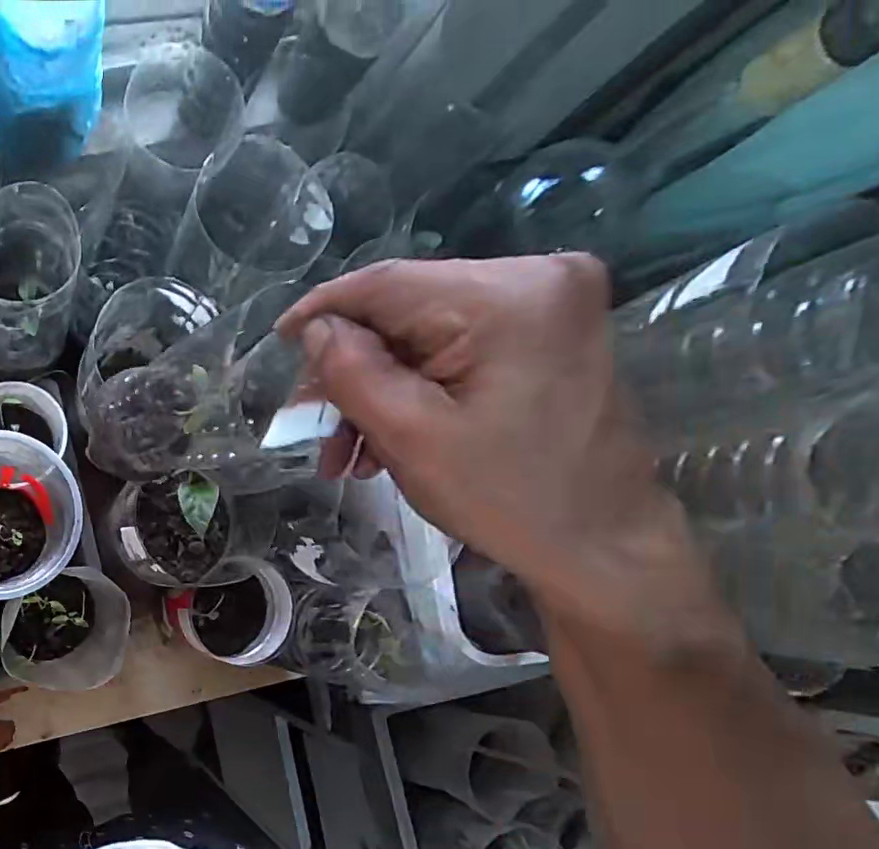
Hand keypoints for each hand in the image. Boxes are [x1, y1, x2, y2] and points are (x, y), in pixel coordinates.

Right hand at [277, 255, 687, 610]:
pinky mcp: (545, 331)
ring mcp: (547, 302)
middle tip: (309, 426)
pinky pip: (453, 348)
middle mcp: (536, 277)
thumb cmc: (506, 496)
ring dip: (375, 389)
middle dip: (349, 370)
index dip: (321, 310)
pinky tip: (385, 437)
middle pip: (402, 311)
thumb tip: (315, 329)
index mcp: (507, 296)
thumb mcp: (409, 436)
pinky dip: (413, 389)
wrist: (600, 541)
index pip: (385, 284)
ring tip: (346, 452)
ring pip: (421, 334)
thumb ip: (351, 371)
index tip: (277, 341)